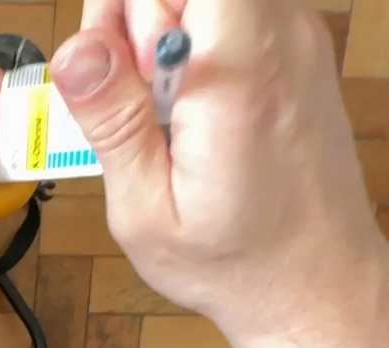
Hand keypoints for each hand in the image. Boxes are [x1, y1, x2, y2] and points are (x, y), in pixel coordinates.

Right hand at [51, 0, 388, 346]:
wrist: (312, 279)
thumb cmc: (228, 259)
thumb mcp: (146, 210)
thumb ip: (113, 124)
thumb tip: (76, 49)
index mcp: (235, 70)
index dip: (131, 4)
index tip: (113, 67)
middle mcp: (276, 32)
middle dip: (135, 23)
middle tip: (128, 109)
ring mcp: (294, 32)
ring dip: (161, 42)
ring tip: (157, 120)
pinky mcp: (294, 47)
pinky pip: (227, 15)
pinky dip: (191, 53)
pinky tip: (183, 117)